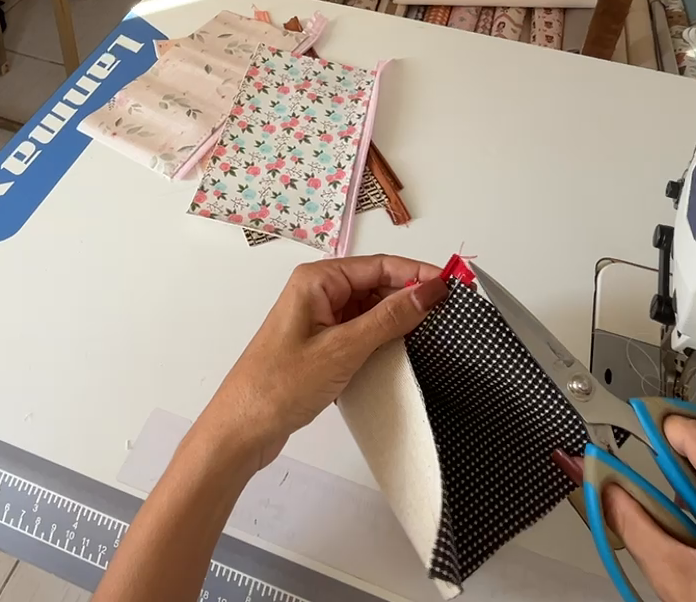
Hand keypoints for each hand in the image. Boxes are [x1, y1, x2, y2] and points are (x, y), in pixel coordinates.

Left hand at [193, 255, 447, 472]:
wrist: (241, 429)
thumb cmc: (281, 385)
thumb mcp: (344, 349)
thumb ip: (389, 318)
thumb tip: (429, 291)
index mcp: (318, 280)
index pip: (380, 265)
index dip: (418, 273)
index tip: (454, 286)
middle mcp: (318, 291)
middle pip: (377, 284)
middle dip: (411, 296)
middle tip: (450, 314)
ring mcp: (319, 318)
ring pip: (370, 309)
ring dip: (398, 320)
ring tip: (434, 333)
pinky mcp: (320, 343)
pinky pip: (360, 330)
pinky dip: (382, 338)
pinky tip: (403, 353)